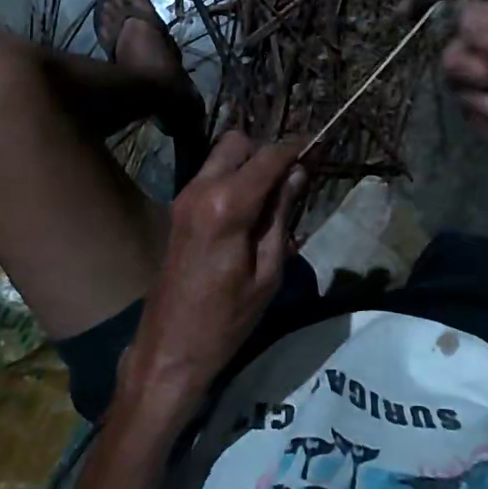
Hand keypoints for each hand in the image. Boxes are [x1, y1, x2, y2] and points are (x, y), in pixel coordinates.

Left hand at [122, 132, 303, 410]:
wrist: (171, 345)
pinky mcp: (178, 209)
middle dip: (266, 154)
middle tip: (290, 182)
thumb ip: (280, 216)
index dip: (295, 149)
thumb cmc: (227, 318)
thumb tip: (297, 174)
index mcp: (227, 204)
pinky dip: (233, 180)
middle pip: (238, 143)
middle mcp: (201, 189)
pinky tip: (251, 213)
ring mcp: (184, 197)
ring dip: (248, 166)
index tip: (317, 149)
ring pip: (221, 156)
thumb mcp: (267, 272)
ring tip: (274, 201)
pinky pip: (211, 176)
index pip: (268, 157)